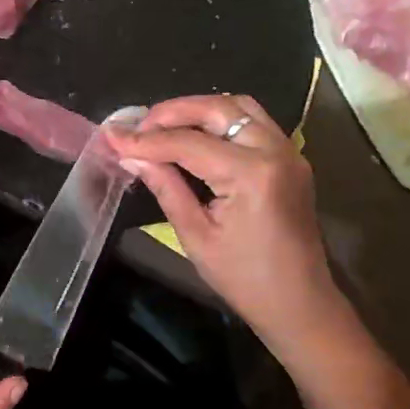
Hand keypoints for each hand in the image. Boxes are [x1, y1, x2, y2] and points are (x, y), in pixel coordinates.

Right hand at [108, 95, 341, 340]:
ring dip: (197, 110)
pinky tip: (190, 138)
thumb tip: (130, 156)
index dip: (145, 139)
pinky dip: (217, 121)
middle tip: (135, 127)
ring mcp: (288, 151)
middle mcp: (275, 151)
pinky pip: (251, 122)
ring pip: (238, 107)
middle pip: (218, 108)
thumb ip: (165, 187)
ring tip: (160, 129)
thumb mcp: (195, 235)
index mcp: (251, 174)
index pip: (188, 142)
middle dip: (172, 112)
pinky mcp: (289, 158)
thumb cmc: (243, 277)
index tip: (111, 136)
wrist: (298, 301)